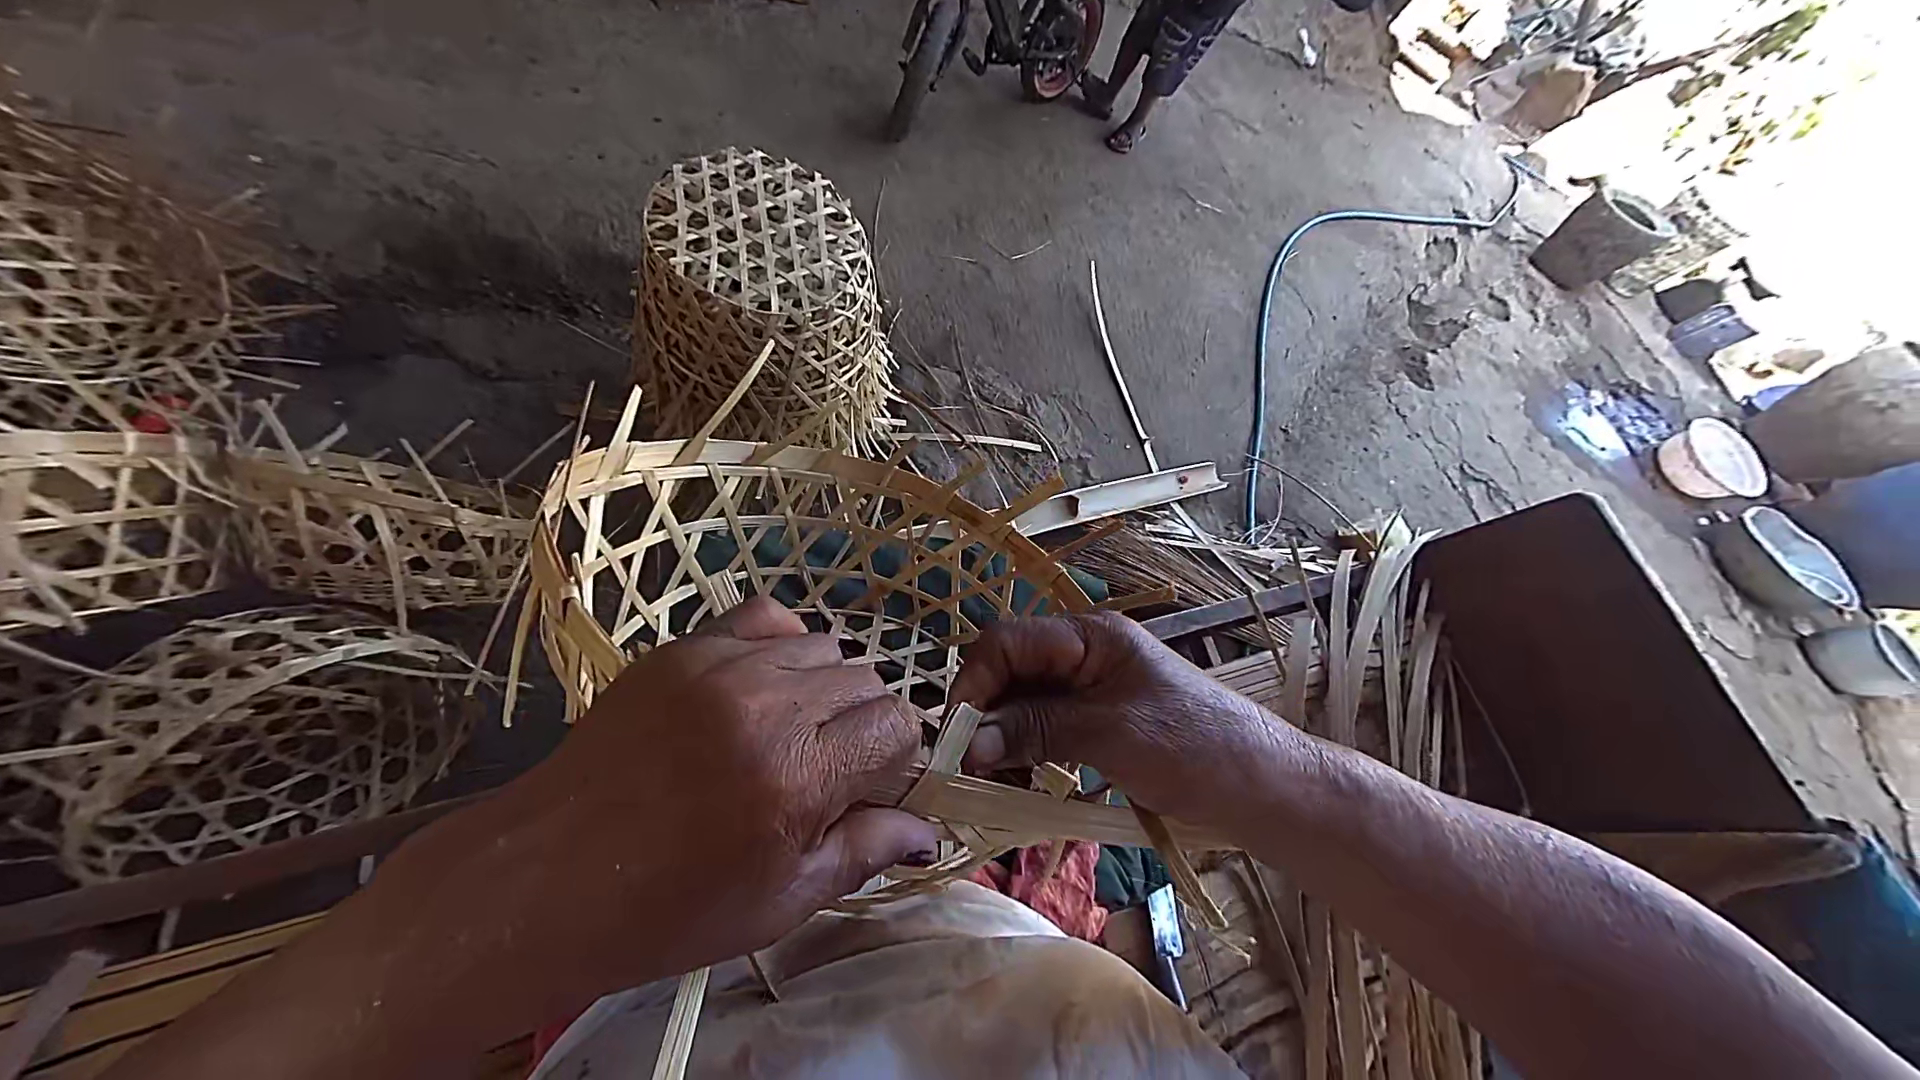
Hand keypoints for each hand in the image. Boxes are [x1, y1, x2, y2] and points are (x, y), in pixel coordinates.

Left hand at [342, 597, 936, 1042]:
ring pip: (826, 648)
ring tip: (786, 729)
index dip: (894, 759)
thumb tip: (928, 829)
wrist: (543, 877)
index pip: (899, 725)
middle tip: (823, 766)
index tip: (864, 787)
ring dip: (824, 689)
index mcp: (798, 776)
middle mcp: (770, 705)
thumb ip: (865, 852)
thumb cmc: (668, 908)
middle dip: (862, 726)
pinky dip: (783, 644)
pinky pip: (768, 616)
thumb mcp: (780, 903)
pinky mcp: (686, 647)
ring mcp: (723, 665)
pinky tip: (763, 683)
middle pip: (868, 683)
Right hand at [949, 612, 1297, 829]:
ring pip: (1021, 701)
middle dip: (984, 714)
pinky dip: (1023, 752)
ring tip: (995, 781)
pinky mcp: (1093, 720)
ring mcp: (1087, 687)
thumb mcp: (1111, 735)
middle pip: (1009, 670)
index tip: (960, 735)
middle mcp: (1082, 653)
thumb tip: (969, 743)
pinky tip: (1020, 781)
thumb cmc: (1196, 748)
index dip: (976, 682)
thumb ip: (1037, 730)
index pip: (1008, 640)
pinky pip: (1041, 727)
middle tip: (970, 767)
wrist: (1264, 788)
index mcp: (1089, 636)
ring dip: (1000, 737)